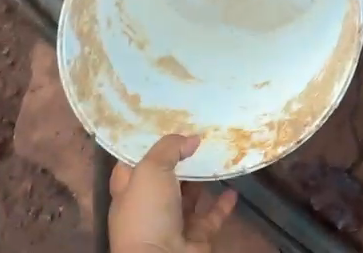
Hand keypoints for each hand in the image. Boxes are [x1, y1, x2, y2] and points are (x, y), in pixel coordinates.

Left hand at [109, 134, 237, 252]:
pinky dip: (223, 203)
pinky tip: (233, 188)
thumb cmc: (146, 214)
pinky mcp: (195, 237)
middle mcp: (149, 210)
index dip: (146, 146)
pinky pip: (211, 216)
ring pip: (189, 196)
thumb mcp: (149, 171)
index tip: (165, 125)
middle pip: (165, 179)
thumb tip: (191, 139)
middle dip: (180, 160)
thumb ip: (169, 148)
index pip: (132, 166)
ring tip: (219, 155)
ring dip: (202, 179)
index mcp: (129, 194)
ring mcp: (173, 224)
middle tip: (200, 135)